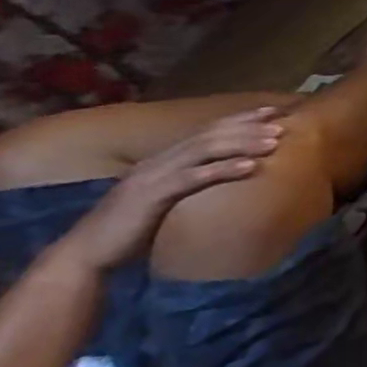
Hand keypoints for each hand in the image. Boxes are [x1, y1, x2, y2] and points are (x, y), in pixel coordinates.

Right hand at [48, 108, 280, 272]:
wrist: (85, 255)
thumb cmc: (132, 227)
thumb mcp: (167, 195)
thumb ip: (191, 179)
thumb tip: (230, 171)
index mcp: (163, 159)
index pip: (207, 130)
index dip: (240, 119)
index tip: (273, 112)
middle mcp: (158, 161)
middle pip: (211, 134)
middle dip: (248, 127)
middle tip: (281, 124)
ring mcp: (153, 176)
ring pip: (205, 150)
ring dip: (243, 143)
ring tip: (274, 141)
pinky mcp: (151, 196)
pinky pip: (193, 178)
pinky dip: (223, 169)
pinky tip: (250, 166)